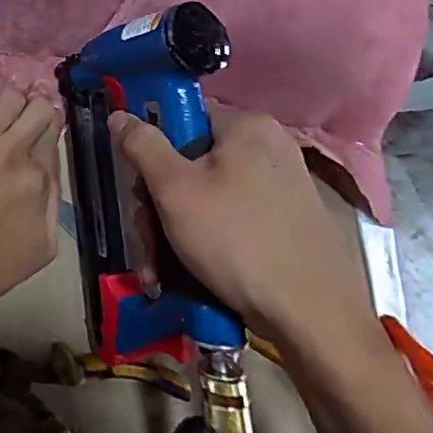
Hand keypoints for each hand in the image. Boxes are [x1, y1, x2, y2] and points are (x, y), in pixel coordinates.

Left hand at [0, 73, 63, 322]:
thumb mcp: (43, 246)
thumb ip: (52, 200)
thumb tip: (48, 165)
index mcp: (39, 178)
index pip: (52, 134)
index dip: (52, 123)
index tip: (49, 118)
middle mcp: (13, 151)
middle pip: (35, 108)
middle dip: (39, 102)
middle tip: (34, 102)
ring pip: (6, 96)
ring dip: (14, 92)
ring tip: (12, 91)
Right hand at [108, 107, 378, 347]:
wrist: (312, 318)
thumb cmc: (235, 240)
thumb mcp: (174, 189)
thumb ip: (142, 145)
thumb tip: (120, 115)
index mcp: (247, 126)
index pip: (181, 120)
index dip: (152, 152)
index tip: (139, 189)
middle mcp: (270, 148)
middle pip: (191, 163)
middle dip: (158, 203)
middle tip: (146, 236)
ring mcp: (282, 187)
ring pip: (207, 196)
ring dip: (174, 229)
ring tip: (159, 268)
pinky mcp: (288, 222)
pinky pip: (232, 218)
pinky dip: (206, 240)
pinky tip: (187, 272)